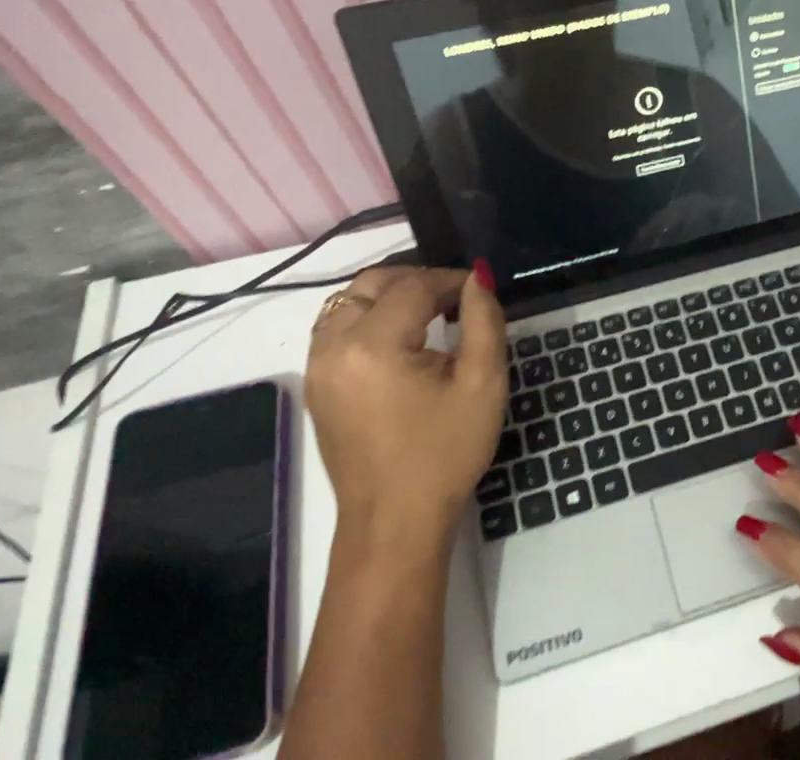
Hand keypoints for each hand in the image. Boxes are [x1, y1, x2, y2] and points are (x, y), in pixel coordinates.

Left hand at [303, 262, 505, 550]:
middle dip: (416, 280)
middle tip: (456, 298)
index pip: (412, 286)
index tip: (478, 290)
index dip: (449, 280)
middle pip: (372, 283)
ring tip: (430, 314)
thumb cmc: (445, 454)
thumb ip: (484, 321)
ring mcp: (317, 367)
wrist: (395, 522)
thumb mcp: (482, 385)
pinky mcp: (315, 385)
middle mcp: (333, 346)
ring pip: (348, 302)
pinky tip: (401, 339)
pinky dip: (367, 318)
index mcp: (372, 344)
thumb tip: (478, 277)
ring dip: (388, 296)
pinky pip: (336, 329)